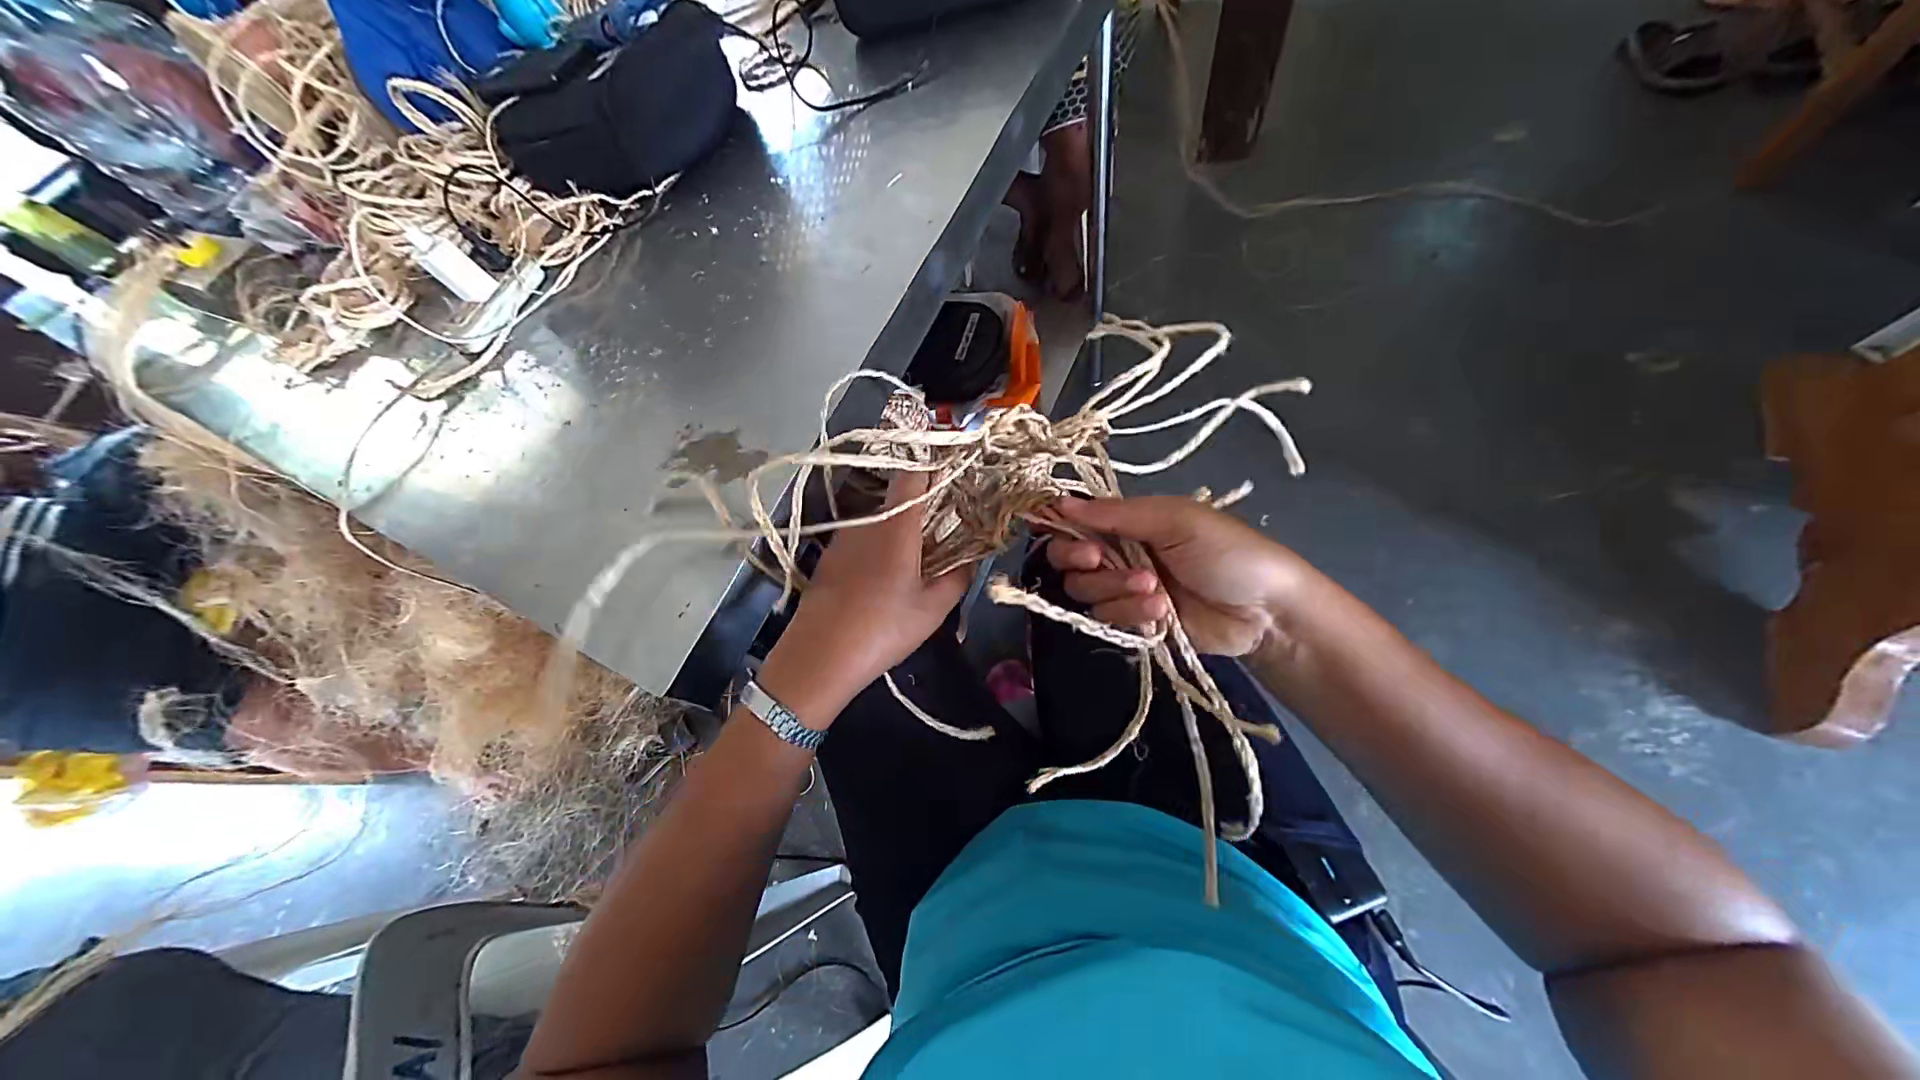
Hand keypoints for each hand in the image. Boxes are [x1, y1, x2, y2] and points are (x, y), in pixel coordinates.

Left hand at [757, 472, 971, 728]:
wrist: (818, 657)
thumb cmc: (882, 629)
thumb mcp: (932, 609)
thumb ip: (958, 577)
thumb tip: (971, 559)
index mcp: (895, 524)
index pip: (914, 474)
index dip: (935, 467)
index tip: (956, 474)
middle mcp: (866, 521)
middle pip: (898, 496)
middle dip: (925, 502)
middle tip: (949, 521)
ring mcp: (843, 538)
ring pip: (879, 518)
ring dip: (901, 525)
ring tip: (922, 550)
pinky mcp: (829, 557)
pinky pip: (862, 537)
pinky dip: (880, 543)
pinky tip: (888, 573)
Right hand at [1046, 496, 1308, 656]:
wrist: (1266, 610)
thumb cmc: (1228, 551)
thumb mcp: (1175, 520)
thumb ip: (1116, 514)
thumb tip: (1059, 503)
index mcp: (1129, 520)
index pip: (1075, 520)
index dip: (1060, 528)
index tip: (1059, 532)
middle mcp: (1120, 552)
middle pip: (1068, 559)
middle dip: (1079, 559)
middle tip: (1099, 560)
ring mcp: (1126, 589)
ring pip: (1085, 592)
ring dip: (1116, 589)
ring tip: (1156, 589)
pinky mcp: (1136, 622)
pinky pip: (1108, 619)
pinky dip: (1132, 614)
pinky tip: (1163, 612)